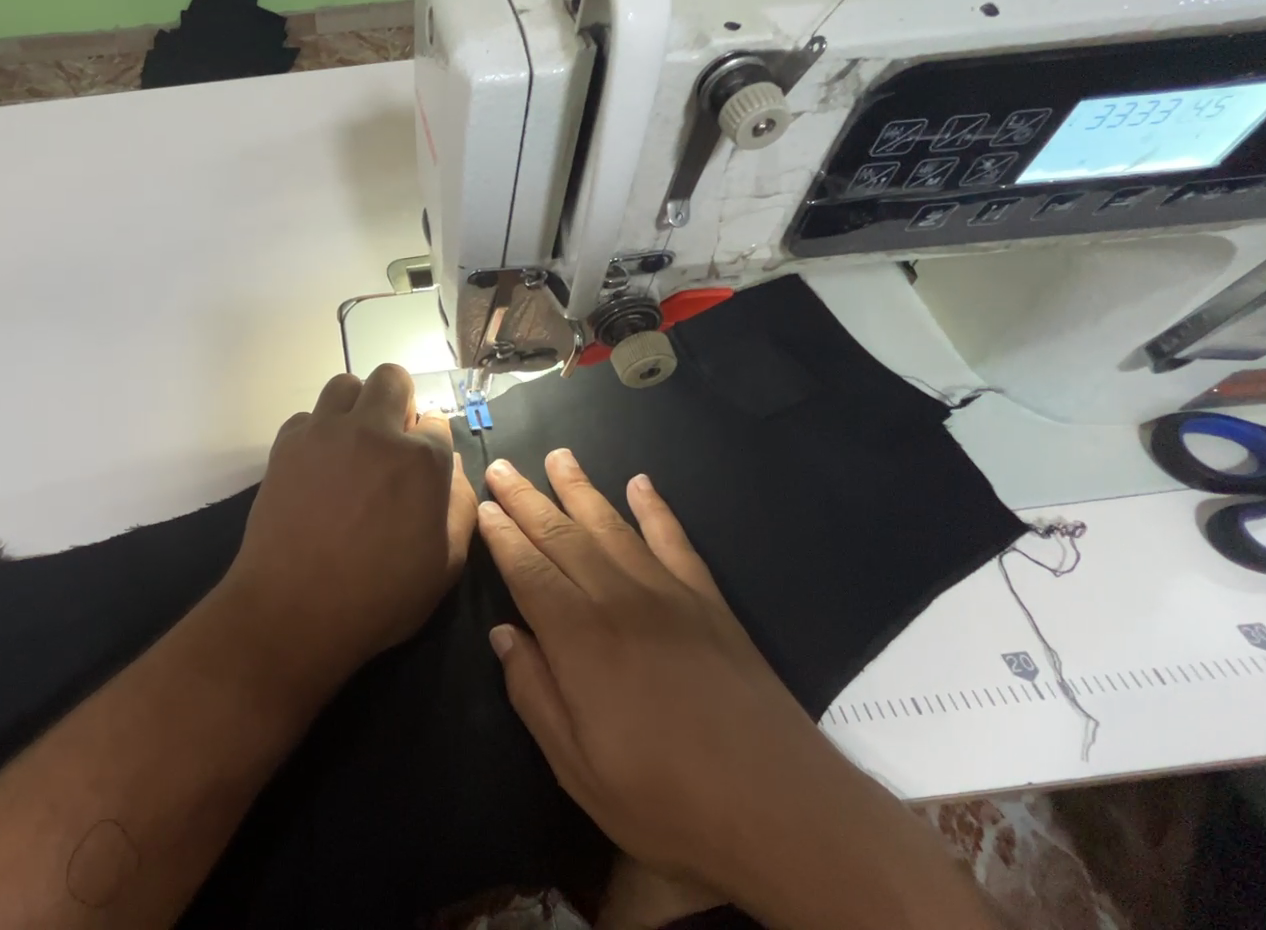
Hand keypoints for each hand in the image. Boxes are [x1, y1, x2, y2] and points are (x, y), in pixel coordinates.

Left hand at [223, 365, 477, 683]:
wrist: (293, 609)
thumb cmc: (379, 598)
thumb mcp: (446, 566)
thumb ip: (460, 508)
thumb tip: (454, 469)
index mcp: (422, 460)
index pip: (438, 423)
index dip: (432, 446)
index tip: (422, 469)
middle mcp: (375, 431)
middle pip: (392, 379)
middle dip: (398, 402)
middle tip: (391, 441)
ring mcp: (325, 433)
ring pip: (345, 385)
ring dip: (355, 406)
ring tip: (352, 445)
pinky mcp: (286, 444)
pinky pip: (306, 417)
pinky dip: (316, 433)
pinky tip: (316, 468)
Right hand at [479, 450, 999, 929]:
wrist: (782, 808)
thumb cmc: (665, 798)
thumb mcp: (576, 765)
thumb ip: (533, 693)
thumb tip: (502, 635)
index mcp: (580, 640)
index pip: (528, 571)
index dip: (502, 537)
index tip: (483, 506)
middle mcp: (620, 601)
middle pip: (564, 537)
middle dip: (528, 499)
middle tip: (502, 466)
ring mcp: (671, 596)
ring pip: (614, 527)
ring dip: (582, 490)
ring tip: (559, 456)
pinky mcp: (711, 604)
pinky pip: (676, 542)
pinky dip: (656, 509)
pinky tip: (641, 483)